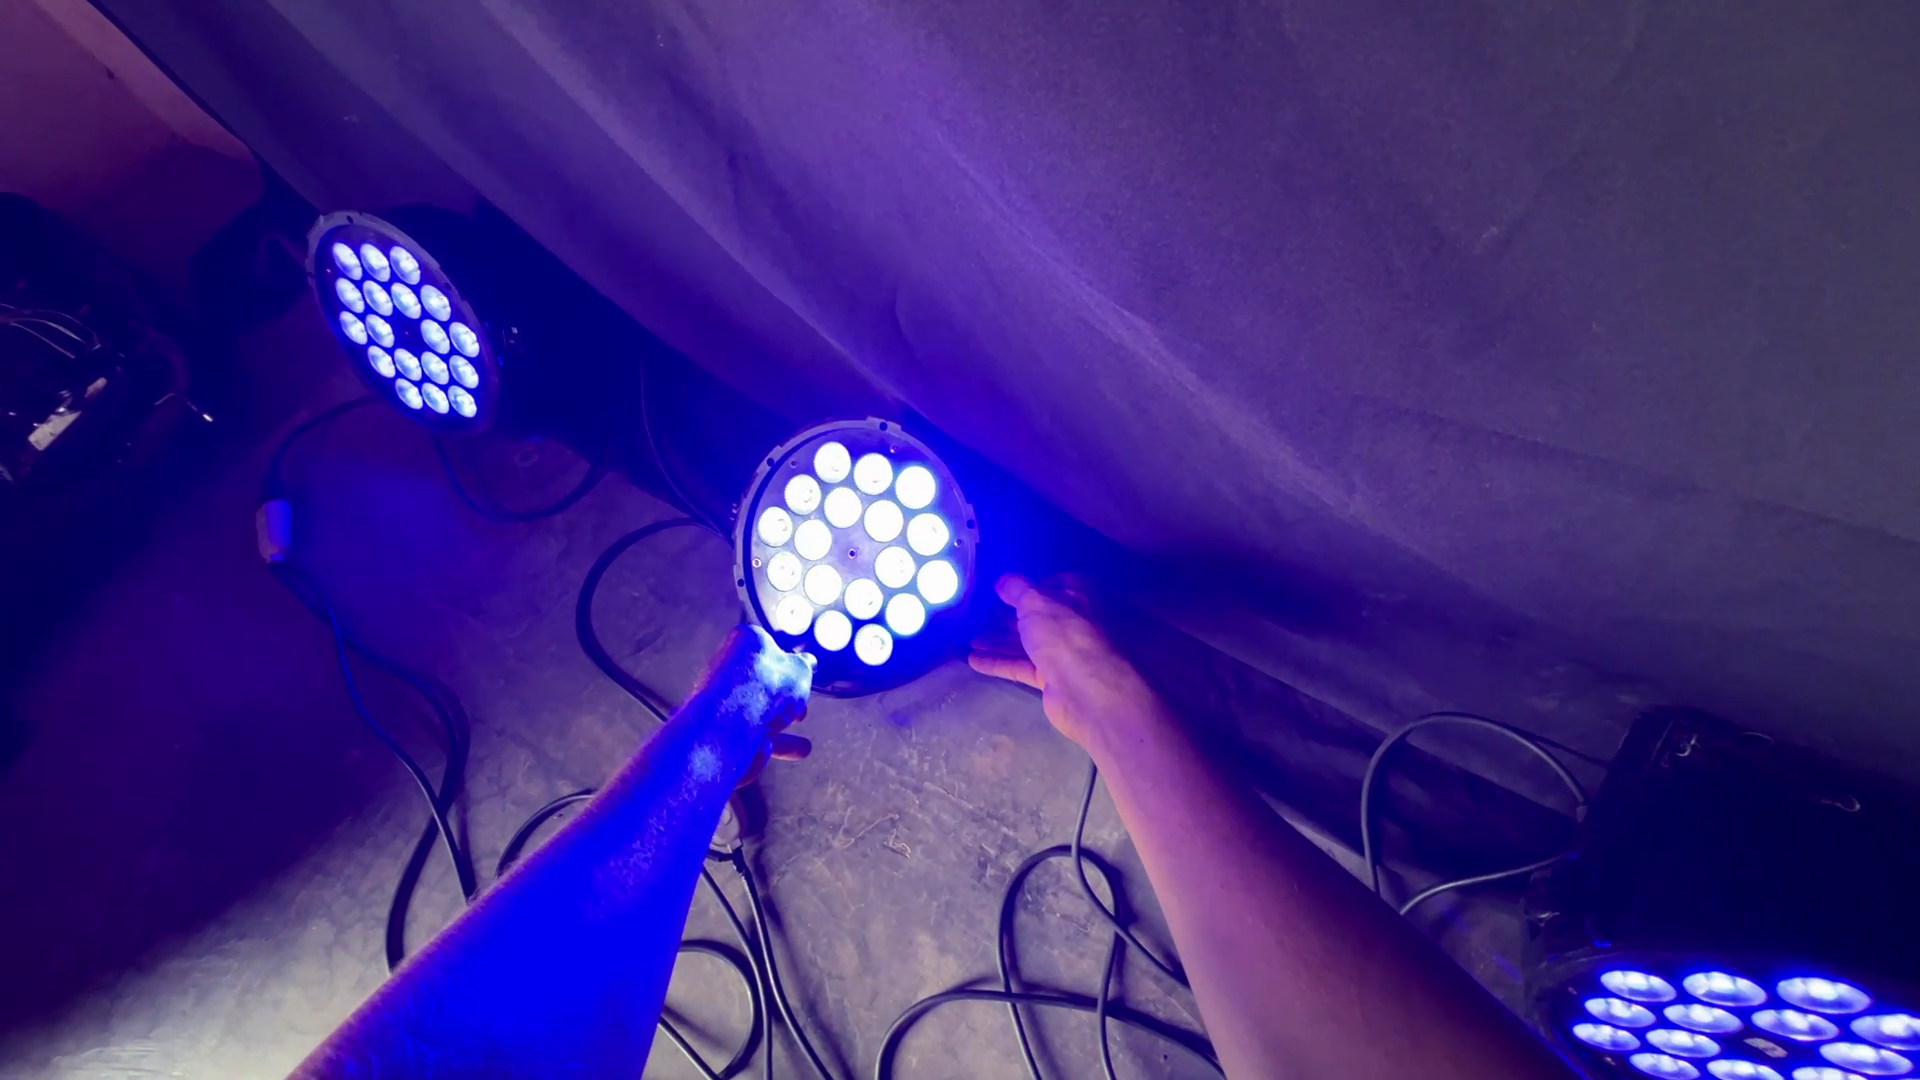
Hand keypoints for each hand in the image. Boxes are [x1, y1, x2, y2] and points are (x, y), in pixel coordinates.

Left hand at [690, 624, 815, 781]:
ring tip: (802, 738)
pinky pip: (751, 734)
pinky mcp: (719, 728)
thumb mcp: (801, 670)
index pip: (769, 645)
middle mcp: (727, 665)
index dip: (789, 661)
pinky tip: (796, 749)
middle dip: (784, 697)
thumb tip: (808, 661)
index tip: (803, 674)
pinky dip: (773, 742)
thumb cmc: (765, 690)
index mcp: (746, 640)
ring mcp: (721, 698)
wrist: (729, 728)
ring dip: (781, 722)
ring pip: (756, 709)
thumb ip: (805, 666)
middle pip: (762, 680)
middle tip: (801, 708)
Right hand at [968, 575, 1156, 749]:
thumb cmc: (1063, 637)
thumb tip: (1003, 580)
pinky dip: (998, 663)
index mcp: (1074, 601)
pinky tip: (974, 660)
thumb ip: (1018, 590)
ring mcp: (1061, 654)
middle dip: (1009, 616)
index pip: (1053, 587)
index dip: (1031, 587)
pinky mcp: (1049, 679)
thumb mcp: (1036, 604)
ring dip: (999, 641)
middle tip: (981, 615)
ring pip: (1026, 643)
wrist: (1085, 692)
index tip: (1005, 588)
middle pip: (1036, 618)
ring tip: (971, 639)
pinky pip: (1020, 666)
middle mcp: (1070, 626)